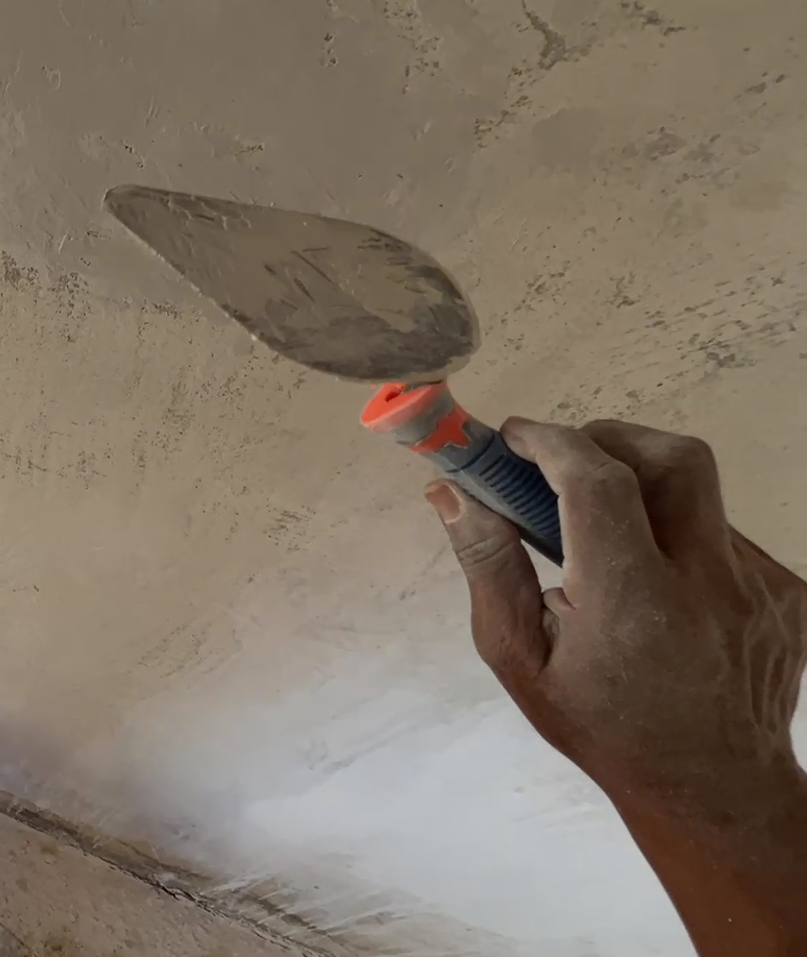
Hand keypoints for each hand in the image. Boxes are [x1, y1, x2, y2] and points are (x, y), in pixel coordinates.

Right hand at [424, 418, 806, 808]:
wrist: (714, 787)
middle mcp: (709, 582)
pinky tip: (637, 574)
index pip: (600, 485)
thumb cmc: (592, 720)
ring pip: (696, 494)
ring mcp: (761, 586)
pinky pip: (715, 530)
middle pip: (676, 460)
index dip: (550, 442)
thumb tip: (450, 494)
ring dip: (631, 486)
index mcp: (631, 600)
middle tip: (554, 459)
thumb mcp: (511, 651)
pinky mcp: (785, 593)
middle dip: (605, 439)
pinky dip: (663, 527)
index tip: (509, 436)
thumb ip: (486, 566)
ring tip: (587, 529)